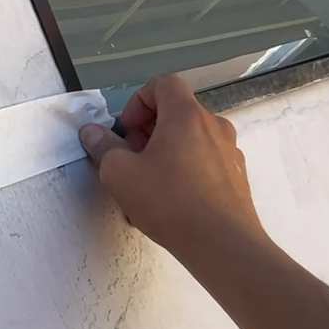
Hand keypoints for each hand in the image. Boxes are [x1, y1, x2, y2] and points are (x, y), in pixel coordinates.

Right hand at [79, 74, 267, 261]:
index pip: (164, 84)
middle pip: (176, 112)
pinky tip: (167, 202)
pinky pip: (202, 162)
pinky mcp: (236, 177)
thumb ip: (103, 146)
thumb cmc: (168, 201)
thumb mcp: (119, 172)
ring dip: (163, 151)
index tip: (127, 129)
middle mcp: (214, 127)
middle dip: (146, 130)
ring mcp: (229, 152)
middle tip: (130, 158)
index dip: (138, 100)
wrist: (222, 245)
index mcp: (186, 116)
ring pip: (188, 139)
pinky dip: (182, 170)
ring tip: (145, 185)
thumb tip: (92, 132)